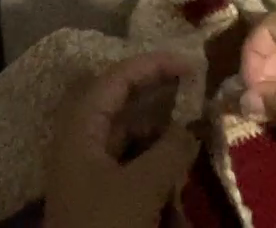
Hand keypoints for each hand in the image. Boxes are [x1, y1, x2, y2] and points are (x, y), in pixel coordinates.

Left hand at [44, 52, 201, 227]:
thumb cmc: (103, 227)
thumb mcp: (141, 188)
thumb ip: (170, 150)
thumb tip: (192, 126)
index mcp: (80, 125)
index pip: (117, 77)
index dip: (154, 65)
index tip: (191, 63)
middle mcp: (80, 139)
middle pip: (123, 103)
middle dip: (159, 98)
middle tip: (194, 91)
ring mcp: (88, 169)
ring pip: (129, 137)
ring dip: (161, 137)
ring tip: (192, 137)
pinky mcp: (99, 197)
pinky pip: (131, 168)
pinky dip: (154, 168)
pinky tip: (177, 181)